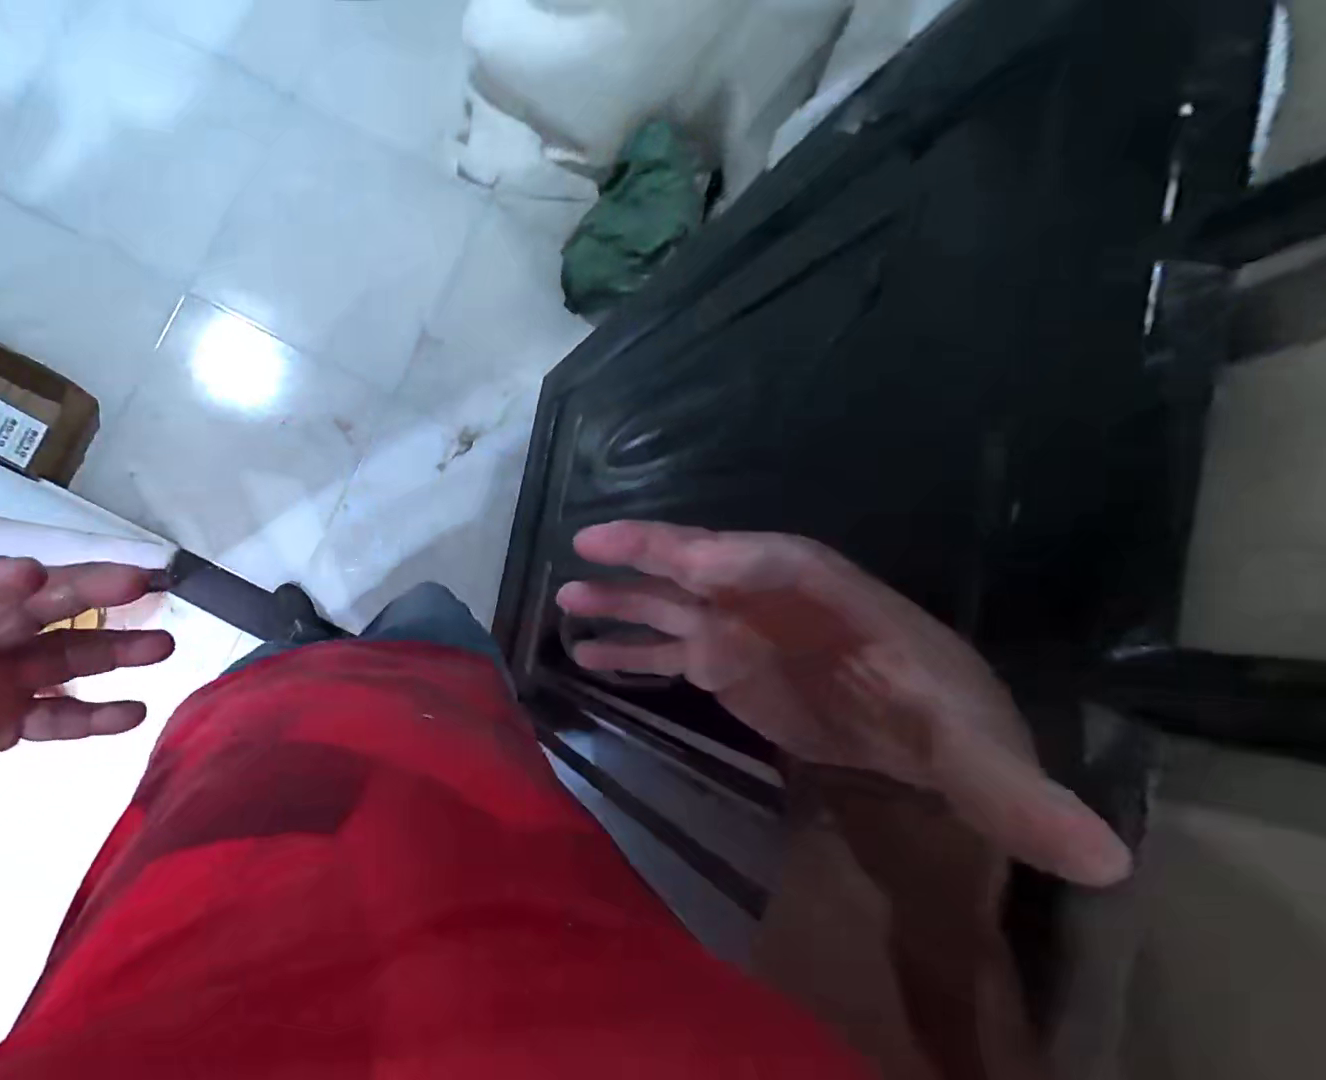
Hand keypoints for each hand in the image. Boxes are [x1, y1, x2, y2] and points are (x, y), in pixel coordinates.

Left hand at [0, 558, 175, 939]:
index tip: (30, 575)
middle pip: (19, 607)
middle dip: (79, 590)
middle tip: (141, 578)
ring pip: (56, 651)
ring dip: (109, 644)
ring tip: (163, 641)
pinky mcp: (0, 721)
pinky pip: (58, 712)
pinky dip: (94, 711)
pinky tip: (133, 713)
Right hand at [555, 521, 1131, 886]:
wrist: (913, 731)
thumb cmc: (940, 719)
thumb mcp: (975, 749)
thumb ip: (1016, 791)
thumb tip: (1099, 857)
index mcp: (824, 593)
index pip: (770, 560)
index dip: (722, 556)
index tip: (675, 561)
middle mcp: (763, 597)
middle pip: (697, 563)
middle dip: (644, 551)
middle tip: (586, 542)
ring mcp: (731, 628)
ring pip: (664, 602)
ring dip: (616, 599)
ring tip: (565, 599)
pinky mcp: (714, 661)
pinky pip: (659, 648)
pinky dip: (623, 650)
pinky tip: (586, 657)